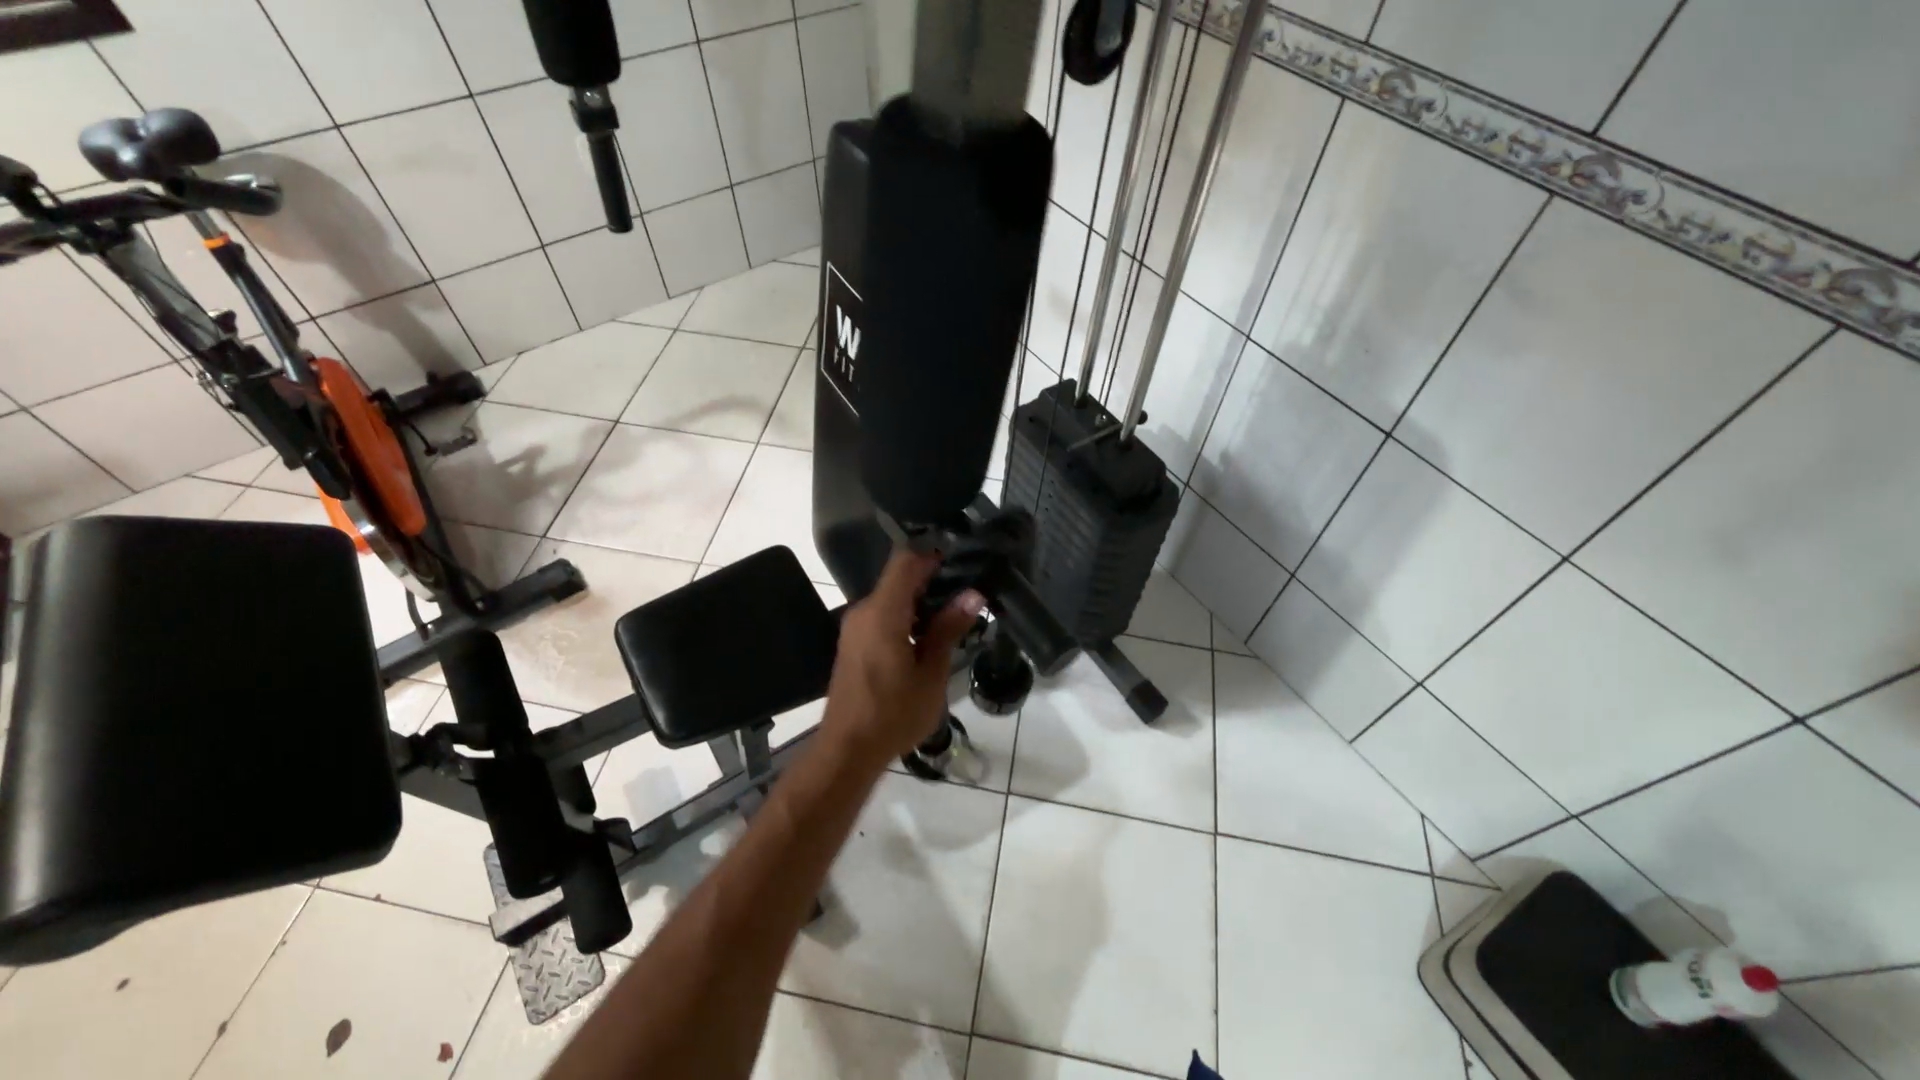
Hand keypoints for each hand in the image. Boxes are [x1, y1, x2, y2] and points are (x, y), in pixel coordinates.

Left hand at [819, 549, 984, 771]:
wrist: (848, 750)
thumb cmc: (893, 714)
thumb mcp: (931, 673)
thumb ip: (948, 629)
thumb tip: (973, 594)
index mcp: (882, 613)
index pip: (906, 562)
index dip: (934, 554)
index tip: (965, 559)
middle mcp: (863, 612)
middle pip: (898, 579)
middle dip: (933, 581)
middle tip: (969, 591)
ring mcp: (854, 629)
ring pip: (890, 599)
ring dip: (920, 602)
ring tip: (956, 615)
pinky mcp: (853, 645)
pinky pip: (881, 617)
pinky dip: (905, 618)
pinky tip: (929, 637)